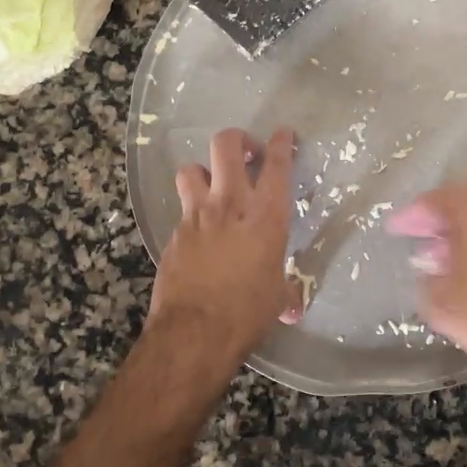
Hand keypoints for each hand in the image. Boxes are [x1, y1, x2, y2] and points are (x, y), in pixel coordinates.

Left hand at [150, 127, 304, 364]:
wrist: (194, 332)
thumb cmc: (247, 312)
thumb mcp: (276, 298)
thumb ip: (285, 292)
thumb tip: (293, 307)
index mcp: (266, 214)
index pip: (277, 163)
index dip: (282, 142)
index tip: (284, 134)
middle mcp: (230, 204)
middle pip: (227, 145)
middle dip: (239, 139)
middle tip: (248, 153)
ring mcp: (197, 216)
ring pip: (193, 169)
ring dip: (204, 172)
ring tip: (215, 187)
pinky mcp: (173, 234)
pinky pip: (182, 210)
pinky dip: (192, 214)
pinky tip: (200, 234)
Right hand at [386, 182, 466, 368]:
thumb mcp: (441, 302)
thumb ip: (426, 277)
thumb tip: (426, 263)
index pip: (437, 200)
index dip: (413, 213)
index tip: (395, 227)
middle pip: (460, 203)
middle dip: (434, 217)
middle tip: (413, 232)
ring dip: (454, 230)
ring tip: (432, 252)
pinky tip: (461, 266)